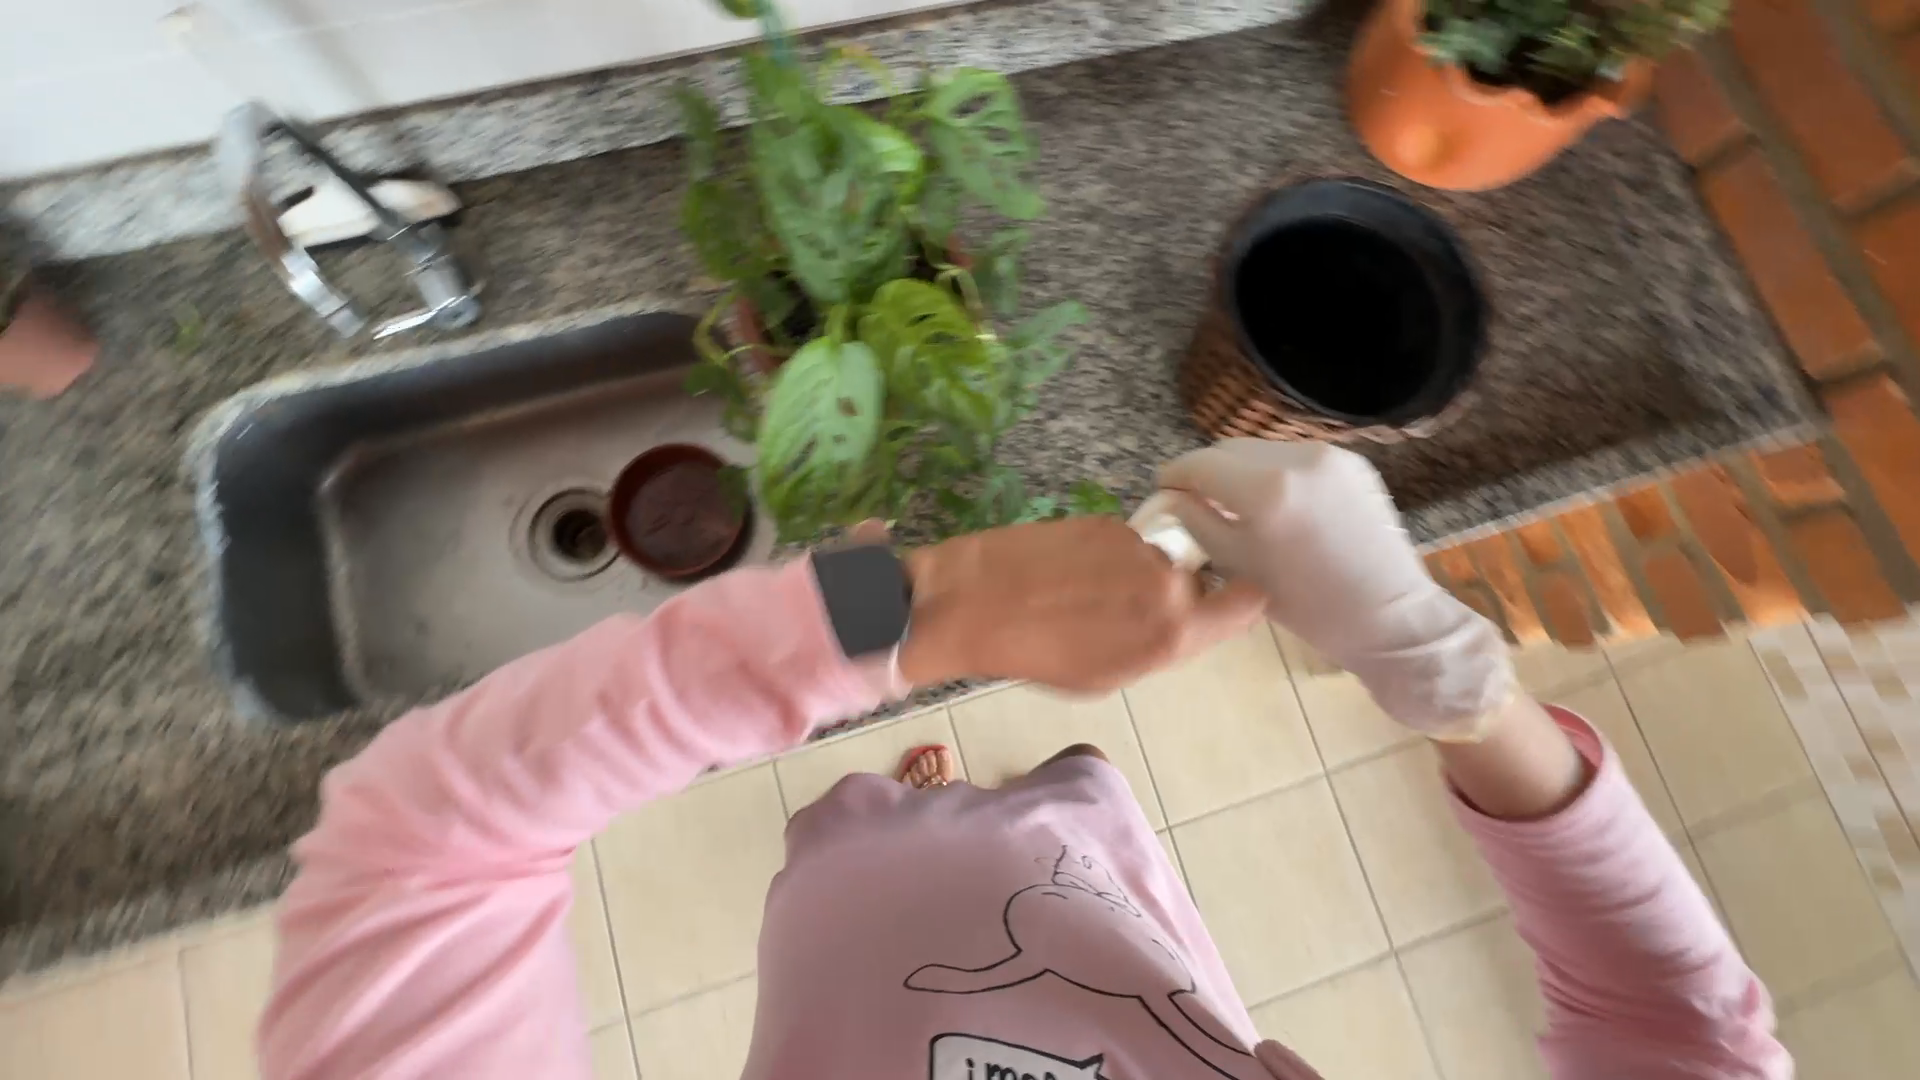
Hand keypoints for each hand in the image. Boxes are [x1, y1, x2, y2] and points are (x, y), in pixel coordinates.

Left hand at [896, 516, 1267, 693]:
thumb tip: (1174, 622)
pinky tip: (1065, 569)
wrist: (971, 602)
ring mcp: (1135, 544)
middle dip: (1170, 593)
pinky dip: (1104, 554)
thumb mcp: (1105, 676)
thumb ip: (1156, 646)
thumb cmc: (1034, 655)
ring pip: (1155, 558)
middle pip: (1196, 579)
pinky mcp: (1103, 519)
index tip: (1213, 607)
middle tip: (1123, 608)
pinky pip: (1123, 541)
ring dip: (1134, 571)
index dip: (1237, 603)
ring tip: (1082, 590)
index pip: (1250, 600)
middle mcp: (1166, 581)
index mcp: (1173, 632)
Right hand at [1157, 439, 1512, 739]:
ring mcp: (1331, 456)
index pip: (1201, 464)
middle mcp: (1299, 459)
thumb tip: (1173, 497)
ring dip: (1238, 470)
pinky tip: (1274, 504)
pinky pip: (1295, 458)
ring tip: (1233, 502)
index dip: (1174, 474)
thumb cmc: (1307, 604)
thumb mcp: (1237, 565)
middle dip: (1205, 470)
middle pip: (1229, 448)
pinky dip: (1273, 473)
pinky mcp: (1353, 463)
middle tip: (1192, 497)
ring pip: (1262, 450)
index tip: (1162, 488)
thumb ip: (1197, 522)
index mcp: (1266, 490)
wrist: (1390, 617)